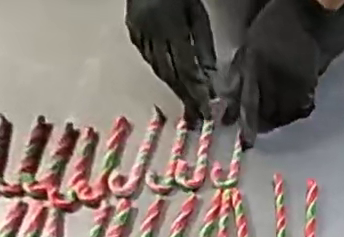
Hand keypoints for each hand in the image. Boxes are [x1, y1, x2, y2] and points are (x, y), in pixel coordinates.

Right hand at [128, 0, 218, 117]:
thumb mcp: (198, 13)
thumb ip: (204, 45)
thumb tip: (210, 79)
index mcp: (173, 27)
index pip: (187, 70)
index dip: (197, 94)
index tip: (206, 113)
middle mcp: (154, 34)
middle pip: (171, 75)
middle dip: (185, 97)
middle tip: (196, 116)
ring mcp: (140, 33)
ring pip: (158, 70)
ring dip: (174, 86)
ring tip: (186, 100)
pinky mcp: (133, 32)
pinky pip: (148, 58)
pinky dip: (161, 70)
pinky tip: (171, 77)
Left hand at [220, 0, 323, 136]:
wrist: (303, 17)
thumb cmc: (268, 34)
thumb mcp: (244, 52)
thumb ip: (235, 85)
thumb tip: (226, 120)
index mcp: (255, 65)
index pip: (249, 104)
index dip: (248, 126)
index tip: (247, 144)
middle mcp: (274, 76)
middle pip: (267, 115)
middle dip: (262, 123)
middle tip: (261, 122)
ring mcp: (293, 82)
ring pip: (283, 117)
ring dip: (277, 120)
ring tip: (276, 109)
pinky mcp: (309, 85)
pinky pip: (299, 111)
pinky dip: (293, 112)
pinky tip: (290, 103)